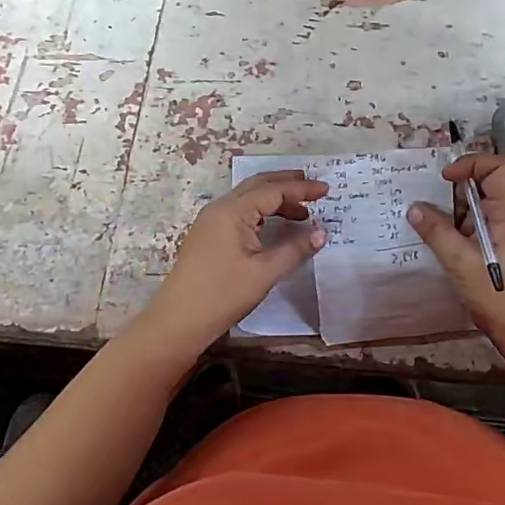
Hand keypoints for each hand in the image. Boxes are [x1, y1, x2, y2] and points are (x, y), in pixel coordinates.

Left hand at [133, 171, 328, 354]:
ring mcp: (211, 220)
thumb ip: (295, 249)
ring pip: (248, 198)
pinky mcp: (208, 234)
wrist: (178, 320)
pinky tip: (275, 226)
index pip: (273, 190)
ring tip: (302, 212)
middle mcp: (220, 208)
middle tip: (314, 188)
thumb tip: (322, 233)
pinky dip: (261, 212)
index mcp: (233, 211)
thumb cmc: (223, 294)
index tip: (326, 189)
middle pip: (258, 185)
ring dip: (275, 199)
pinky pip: (239, 211)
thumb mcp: (264, 272)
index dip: (301, 189)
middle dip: (287, 184)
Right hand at [405, 154, 504, 345]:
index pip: (498, 169)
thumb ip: (437, 232)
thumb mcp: (461, 262)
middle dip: (454, 190)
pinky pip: (476, 225)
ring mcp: (504, 232)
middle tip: (429, 203)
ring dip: (452, 211)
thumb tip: (414, 209)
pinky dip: (456, 227)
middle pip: (484, 185)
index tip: (446, 178)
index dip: (472, 164)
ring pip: (478, 206)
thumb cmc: (498, 294)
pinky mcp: (498, 247)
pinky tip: (438, 239)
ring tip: (429, 223)